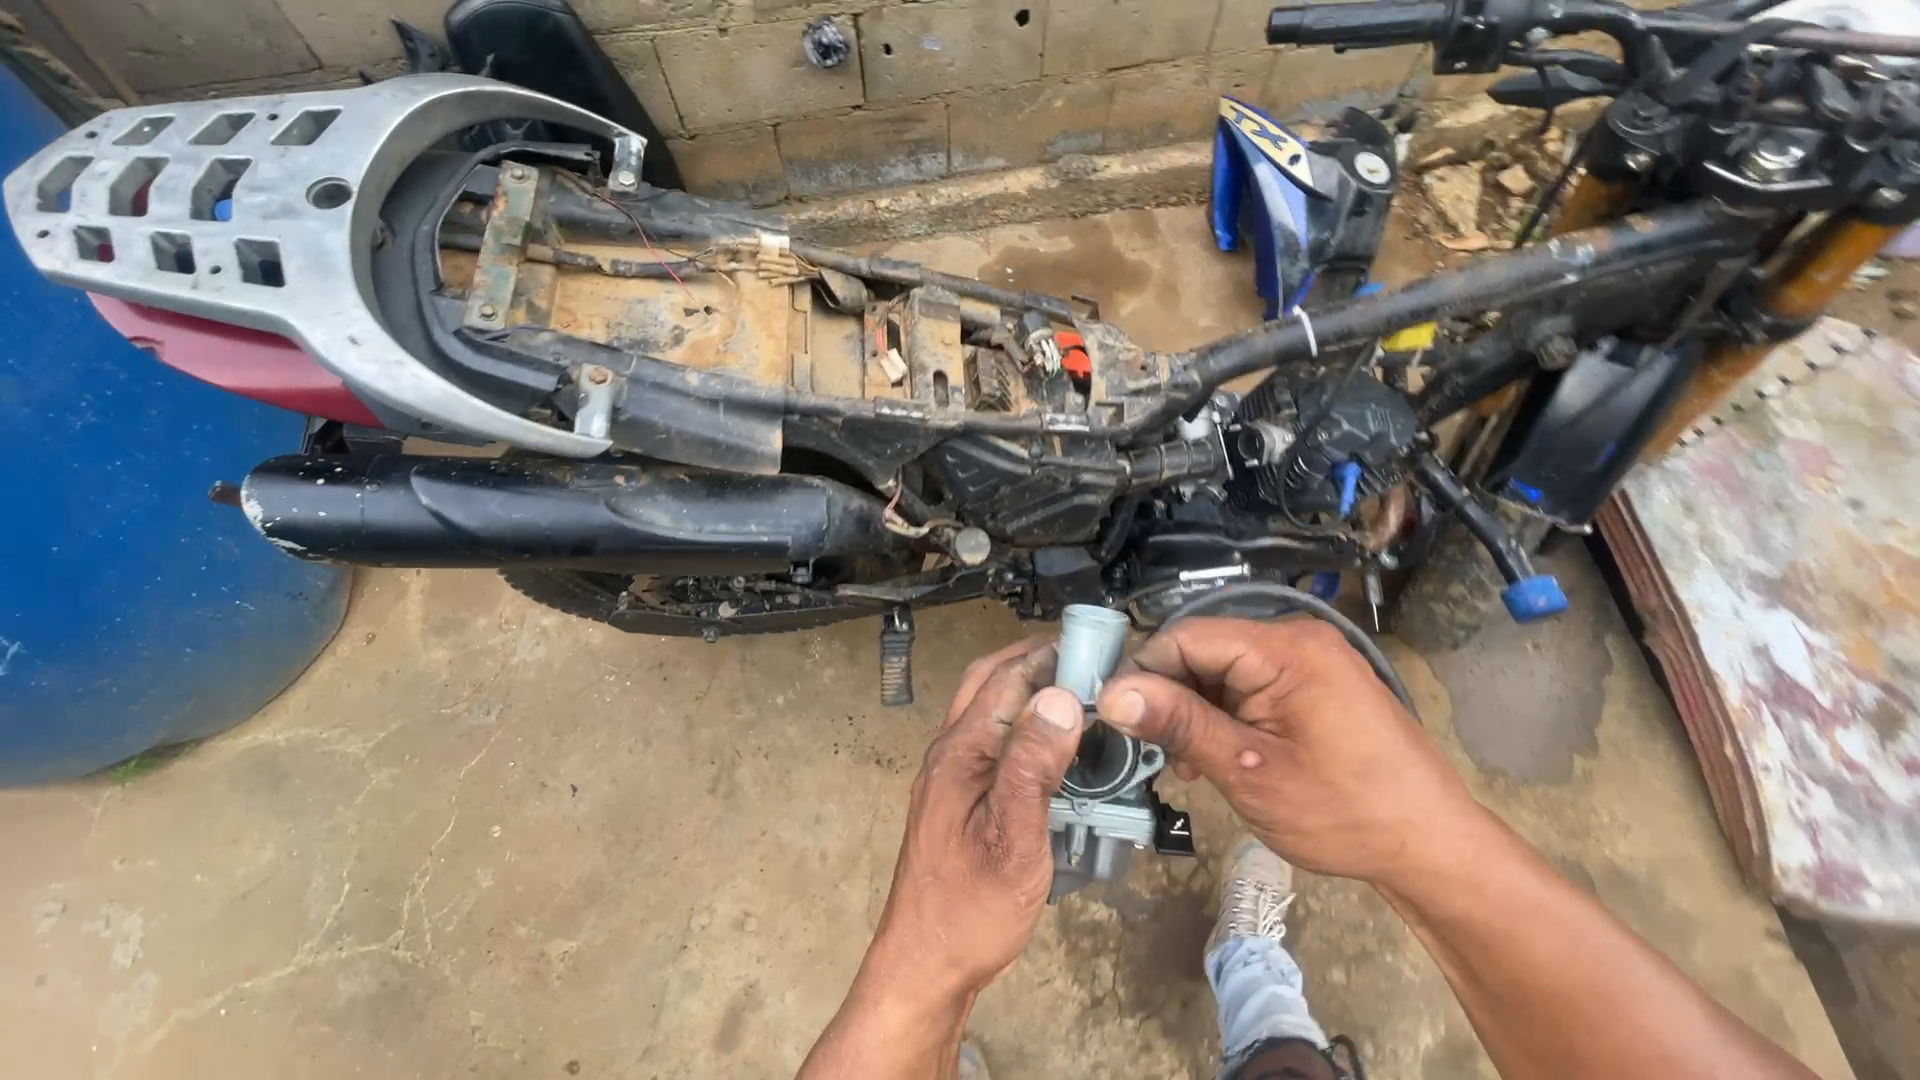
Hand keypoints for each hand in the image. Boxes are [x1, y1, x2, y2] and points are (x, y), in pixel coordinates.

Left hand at [862, 639, 1084, 1002]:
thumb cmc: (970, 909)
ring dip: (1022, 687)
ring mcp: (950, 777)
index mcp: (961, 753)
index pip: (1006, 680)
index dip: (1050, 656)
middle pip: (987, 682)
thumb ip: (1032, 766)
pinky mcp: (957, 800)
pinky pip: (989, 742)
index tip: (1096, 647)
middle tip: (1083, 658)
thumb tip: (1058, 697)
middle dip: (1031, 658)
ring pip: (985, 710)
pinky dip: (1017, 724)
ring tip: (1071, 690)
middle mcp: (949, 755)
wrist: (926, 964)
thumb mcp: (1012, 838)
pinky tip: (1048, 745)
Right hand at [1095, 617, 1490, 889]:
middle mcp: (1297, 638)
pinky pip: (1251, 683)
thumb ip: (1179, 725)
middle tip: (1163, 755)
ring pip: (1223, 670)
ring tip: (1193, 765)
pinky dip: (1227, 715)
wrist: (1432, 846)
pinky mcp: (1317, 682)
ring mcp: (1311, 659)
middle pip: (1204, 650)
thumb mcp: (1249, 771)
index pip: (1185, 636)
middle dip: (1172, 698)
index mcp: (1285, 648)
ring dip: (1197, 712)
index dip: (1145, 674)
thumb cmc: (1344, 813)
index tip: (1119, 720)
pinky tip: (1222, 755)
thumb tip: (1111, 695)